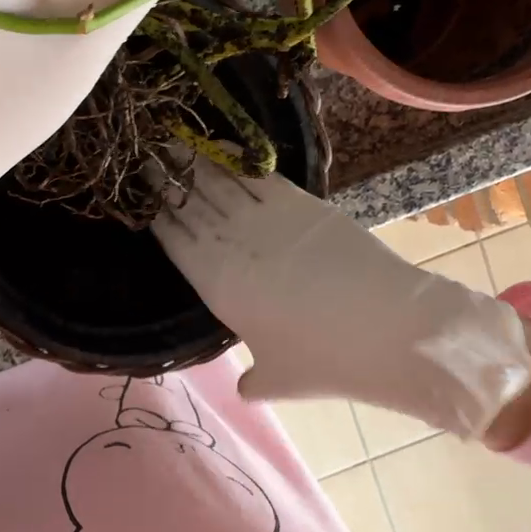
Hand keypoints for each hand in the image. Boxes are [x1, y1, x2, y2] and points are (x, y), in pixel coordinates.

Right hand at [153, 160, 530, 439]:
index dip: (156, 215)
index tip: (141, 197)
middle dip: (164, 180)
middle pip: (188, 202)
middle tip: (146, 158)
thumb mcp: (280, 378)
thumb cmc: (326, 361)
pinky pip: (255, 174)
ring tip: (171, 144)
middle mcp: (231, 243)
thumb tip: (247, 386)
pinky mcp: (301, 202)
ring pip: (217, 181)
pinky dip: (233, 159)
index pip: (174, 239)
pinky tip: (219, 148)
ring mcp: (266, 218)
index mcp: (216, 284)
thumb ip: (255, 379)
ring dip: (191, 161)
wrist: (390, 329)